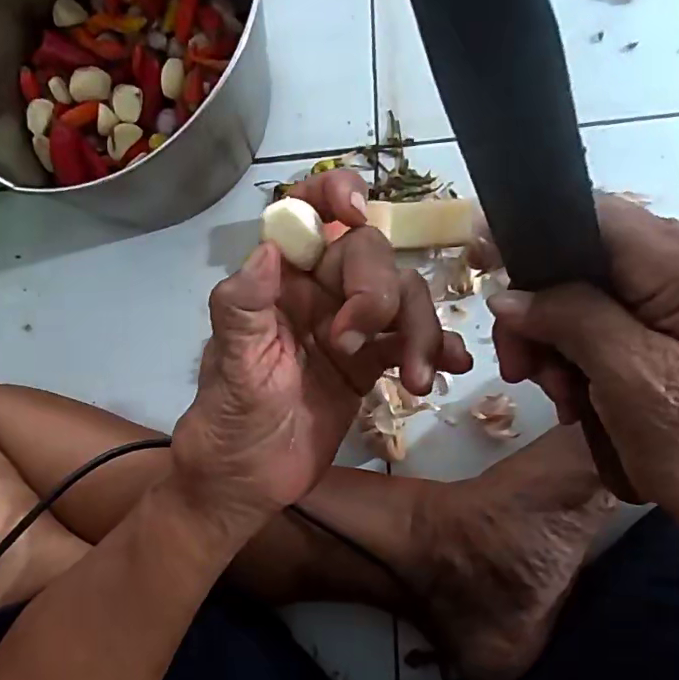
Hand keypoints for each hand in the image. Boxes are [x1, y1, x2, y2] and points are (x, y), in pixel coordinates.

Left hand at [171, 170, 472, 524]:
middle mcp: (314, 295)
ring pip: (401, 297)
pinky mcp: (369, 364)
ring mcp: (346, 328)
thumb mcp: (232, 367)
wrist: (249, 483)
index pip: (304, 218)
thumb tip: (266, 250)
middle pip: (369, 256)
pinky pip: (410, 341)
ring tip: (417, 378)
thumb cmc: (229, 423)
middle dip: (376, 293)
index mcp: (277, 284)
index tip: (356, 210)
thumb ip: (243, 308)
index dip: (332, 196)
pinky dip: (436, 349)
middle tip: (354, 343)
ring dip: (419, 329)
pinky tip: (448, 368)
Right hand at [483, 195, 678, 518]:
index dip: (529, 235)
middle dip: (539, 311)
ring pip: (583, 290)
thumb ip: (570, 319)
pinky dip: (574, 349)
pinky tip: (573, 389)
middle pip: (581, 257)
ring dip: (552, 339)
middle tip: (520, 369)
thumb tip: (507, 296)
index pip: (593, 217)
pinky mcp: (678, 318)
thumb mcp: (629, 378)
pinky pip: (602, 315)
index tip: (479, 263)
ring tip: (553, 390)